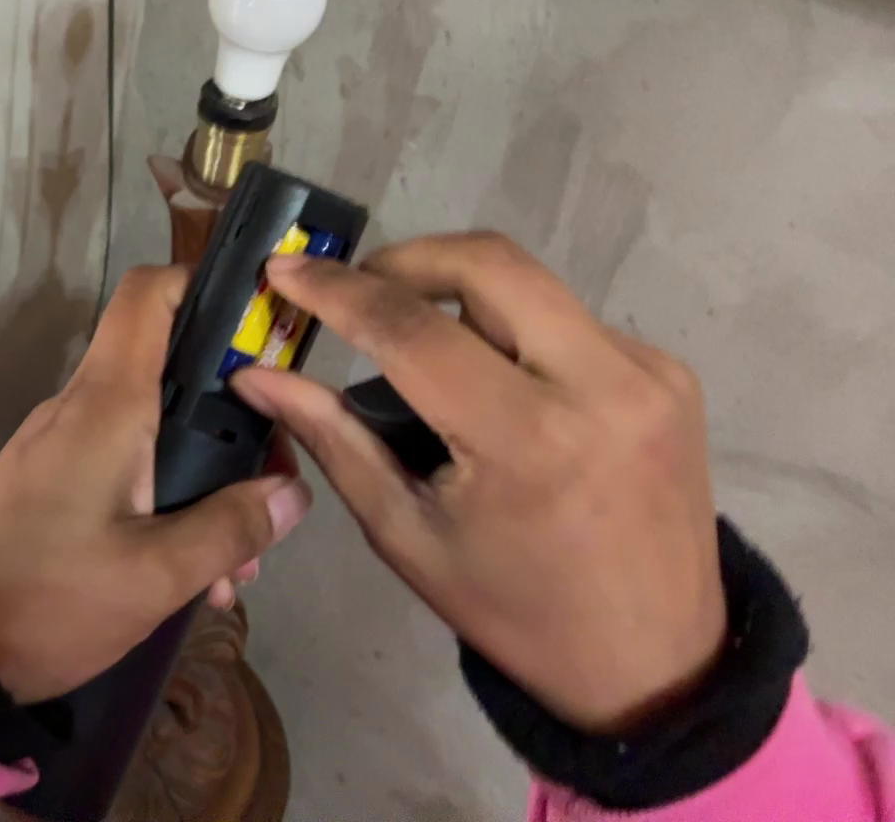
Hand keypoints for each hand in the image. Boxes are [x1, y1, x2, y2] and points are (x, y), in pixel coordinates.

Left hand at [0, 267, 312, 703]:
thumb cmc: (49, 596)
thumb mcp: (154, 576)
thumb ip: (229, 528)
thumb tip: (290, 492)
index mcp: (107, 403)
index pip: (147, 297)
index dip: (203, 285)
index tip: (263, 322)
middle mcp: (86, 405)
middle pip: (173, 368)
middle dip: (236, 420)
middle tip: (274, 490)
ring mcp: (68, 439)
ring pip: (158, 427)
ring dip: (207, 480)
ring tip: (238, 566)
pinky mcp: (58, 474)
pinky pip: (128, 462)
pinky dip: (170, 499)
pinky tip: (196, 574)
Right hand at [232, 232, 725, 733]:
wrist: (657, 660)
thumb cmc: (508, 603)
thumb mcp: (398, 527)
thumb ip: (328, 435)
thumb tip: (253, 376)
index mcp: (527, 438)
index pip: (411, 328)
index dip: (335, 290)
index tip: (282, 268)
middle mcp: (602, 385)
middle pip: (487, 263)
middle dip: (399, 258)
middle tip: (348, 287)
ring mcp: (647, 372)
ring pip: (522, 280)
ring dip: (445, 288)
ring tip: (400, 336)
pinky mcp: (666, 373)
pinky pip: (556, 314)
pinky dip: (494, 324)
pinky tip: (474, 373)